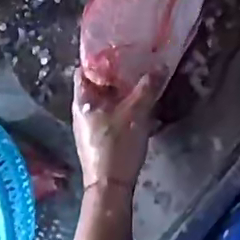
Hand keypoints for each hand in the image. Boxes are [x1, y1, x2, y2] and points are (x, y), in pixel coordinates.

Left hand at [71, 65, 164, 190]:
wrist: (110, 188)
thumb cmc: (117, 145)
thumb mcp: (136, 113)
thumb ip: (148, 88)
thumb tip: (160, 66)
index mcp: (82, 99)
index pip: (83, 69)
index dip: (97, 58)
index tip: (116, 51)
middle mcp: (79, 111)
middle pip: (94, 85)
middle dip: (113, 76)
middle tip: (133, 66)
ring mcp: (86, 127)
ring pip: (102, 102)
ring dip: (118, 94)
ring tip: (138, 86)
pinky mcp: (96, 141)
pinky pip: (107, 116)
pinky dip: (119, 109)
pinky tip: (136, 110)